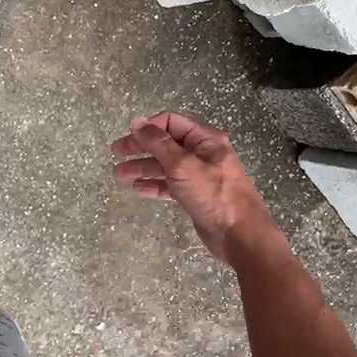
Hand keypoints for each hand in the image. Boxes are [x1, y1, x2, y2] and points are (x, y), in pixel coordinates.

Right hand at [111, 113, 279, 262]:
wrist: (240, 235)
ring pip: (165, 165)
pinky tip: (137, 188)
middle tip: (116, 152)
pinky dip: (153, 185)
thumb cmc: (213, 195)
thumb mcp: (182, 165)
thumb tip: (136, 121)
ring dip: (142, 167)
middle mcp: (203, 154)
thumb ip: (157, 142)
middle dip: (140, 147)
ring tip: (120, 174)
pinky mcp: (196, 195)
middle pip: (165, 143)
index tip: (128, 137)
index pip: (171, 122)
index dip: (148, 127)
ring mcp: (199, 175)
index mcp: (205, 140)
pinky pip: (170, 184)